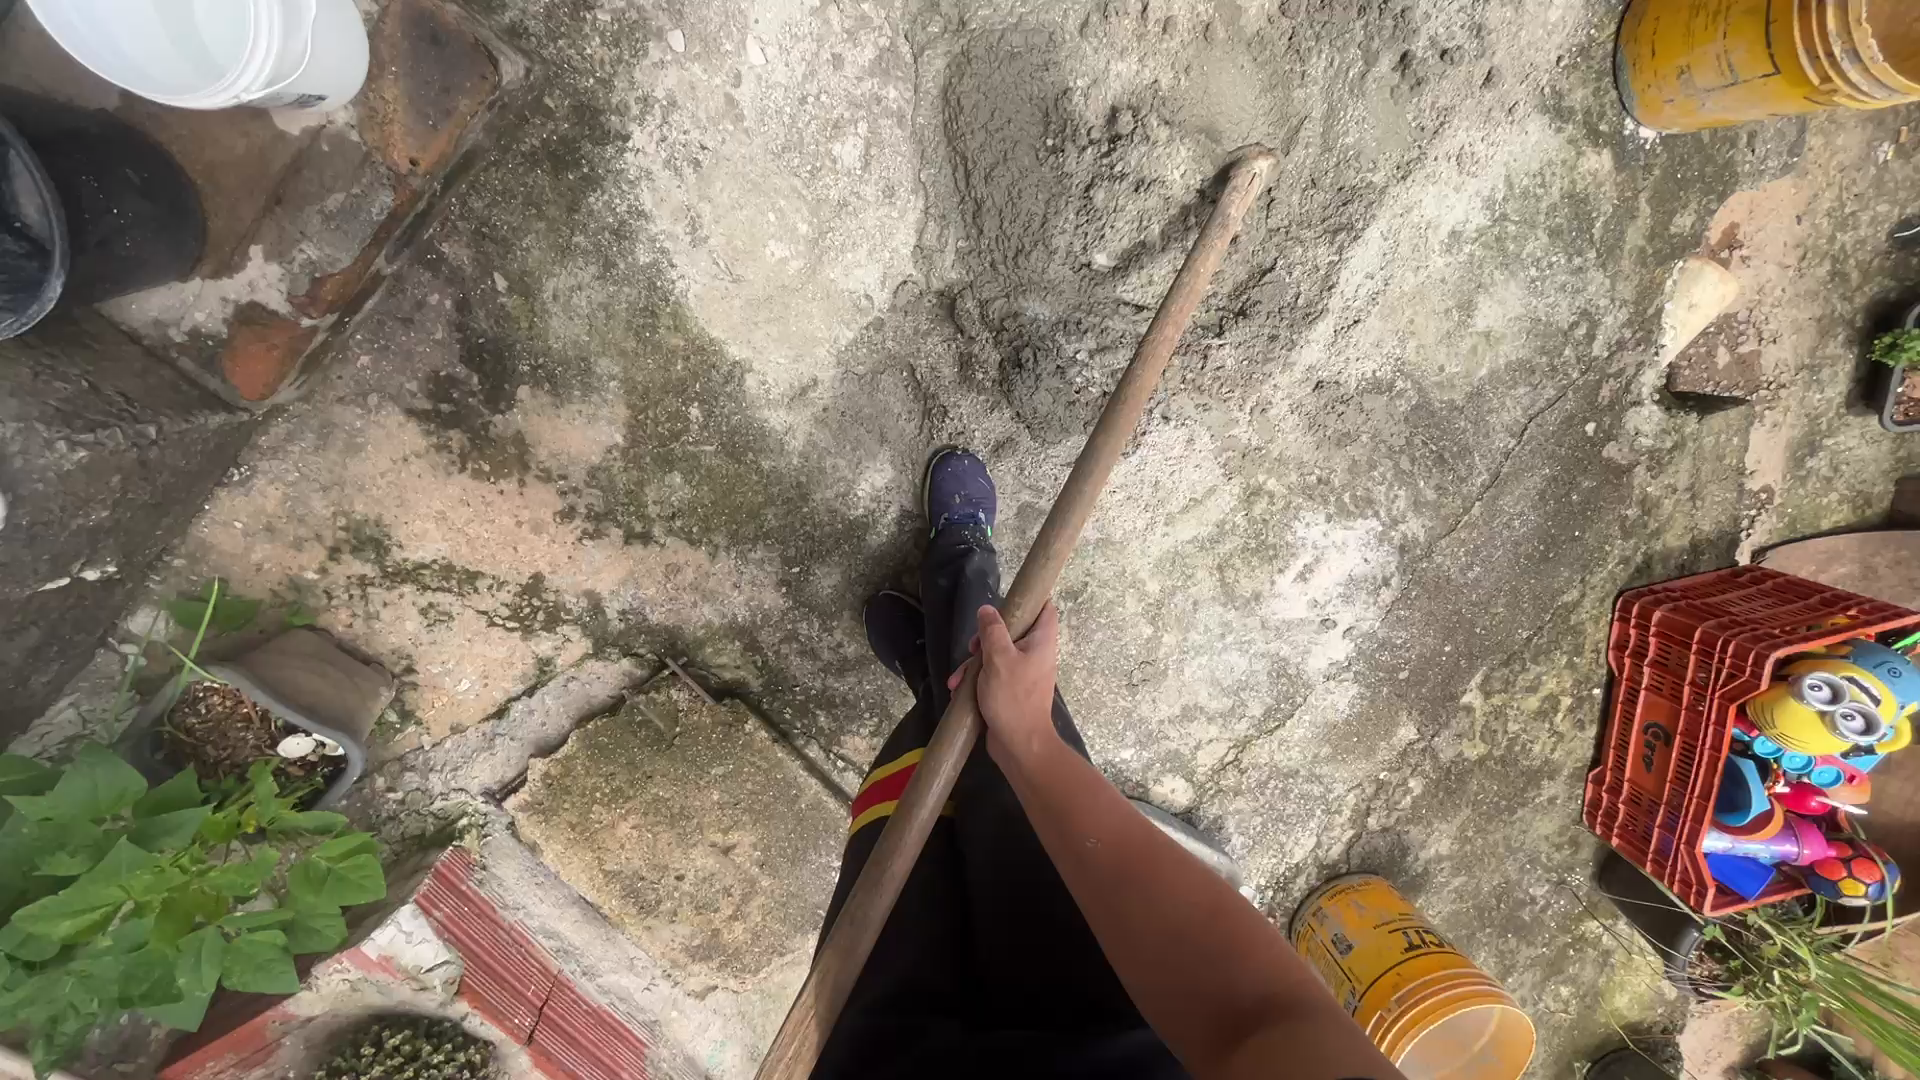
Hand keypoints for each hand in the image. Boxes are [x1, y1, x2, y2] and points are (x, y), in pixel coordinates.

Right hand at [947, 601, 1059, 764]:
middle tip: (973, 648)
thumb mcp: (998, 658)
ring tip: (958, 679)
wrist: (1020, 745)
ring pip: (997, 654)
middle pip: (1012, 631)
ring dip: (975, 664)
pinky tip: (959, 690)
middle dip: (986, 638)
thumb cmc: (1013, 698)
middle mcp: (1036, 654)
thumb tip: (986, 610)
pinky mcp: (1011, 689)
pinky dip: (977, 680)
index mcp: (1041, 641)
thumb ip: (992, 630)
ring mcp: (1024, 673)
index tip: (1006, 600)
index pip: (1045, 608)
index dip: (1029, 599)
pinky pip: (993, 675)